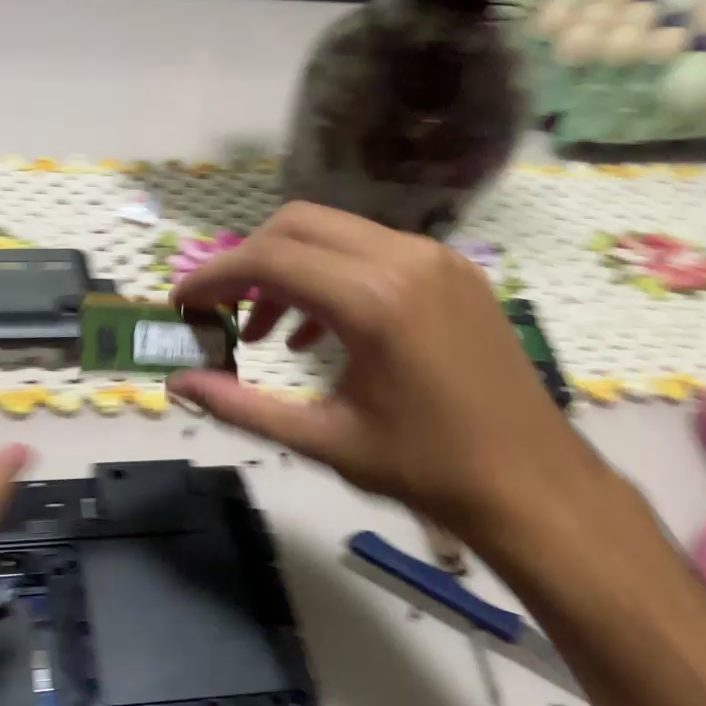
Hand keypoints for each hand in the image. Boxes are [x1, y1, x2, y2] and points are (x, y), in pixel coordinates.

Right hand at [168, 202, 611, 543]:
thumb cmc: (422, 467)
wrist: (526, 478)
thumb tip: (179, 384)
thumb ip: (241, 408)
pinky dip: (330, 277)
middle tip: (218, 314)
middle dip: (246, 263)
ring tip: (263, 335)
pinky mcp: (454, 273)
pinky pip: (374, 253)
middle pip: (299, 226)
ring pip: (337, 234)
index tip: (181, 305)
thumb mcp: (321, 440)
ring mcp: (437, 260)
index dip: (214, 277)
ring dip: (288, 270)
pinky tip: (318, 334)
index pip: (270, 259)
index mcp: (374, 301)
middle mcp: (406, 260)